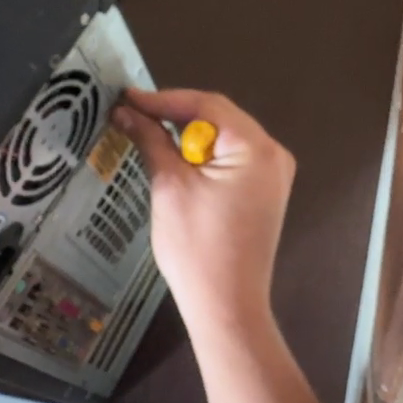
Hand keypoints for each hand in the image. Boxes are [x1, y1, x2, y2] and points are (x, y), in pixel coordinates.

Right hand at [113, 89, 294, 330]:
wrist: (226, 304)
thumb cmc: (196, 247)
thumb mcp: (169, 187)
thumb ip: (152, 140)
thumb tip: (128, 111)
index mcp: (256, 147)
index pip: (208, 105)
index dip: (165, 99)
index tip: (128, 98)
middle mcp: (274, 152)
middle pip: (221, 117)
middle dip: (177, 113)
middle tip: (135, 112)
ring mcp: (275, 171)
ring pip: (227, 135)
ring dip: (190, 133)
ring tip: (150, 129)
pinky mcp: (267, 189)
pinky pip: (235, 156)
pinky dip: (207, 153)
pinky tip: (179, 155)